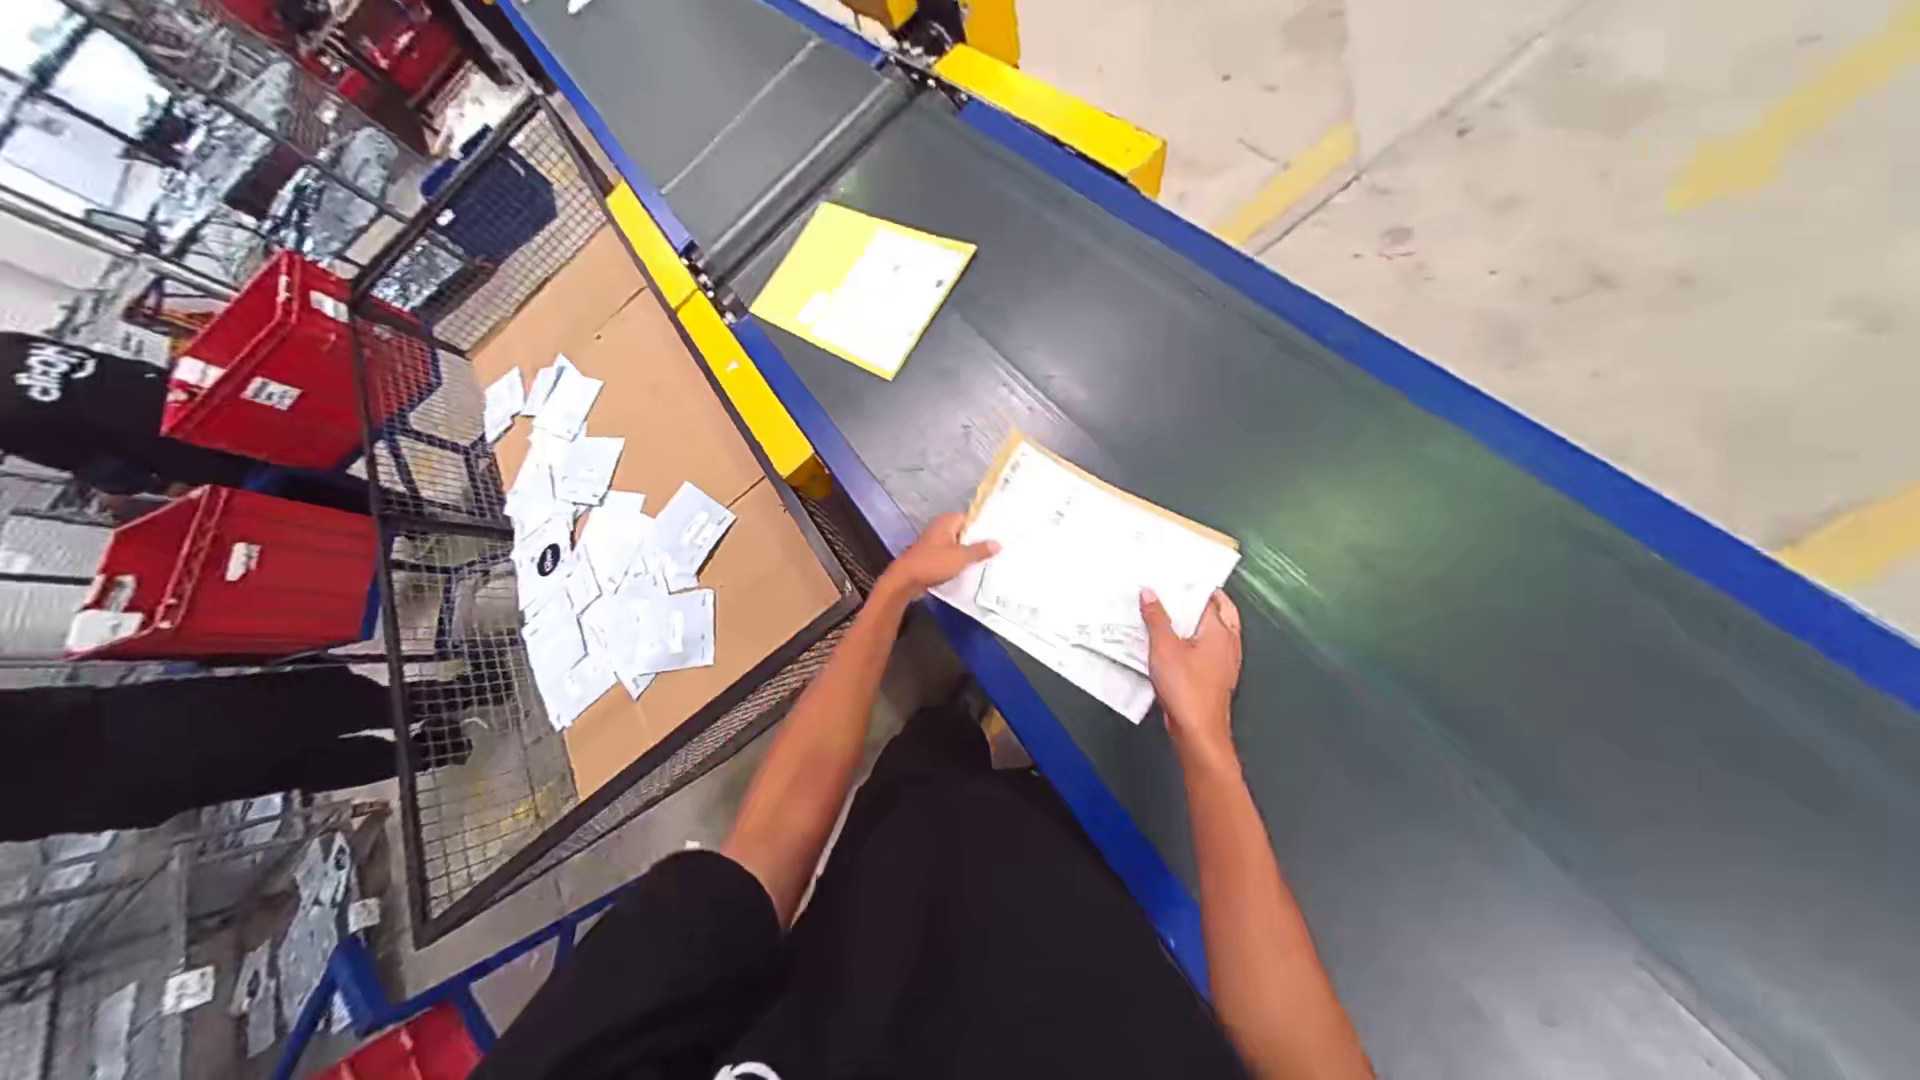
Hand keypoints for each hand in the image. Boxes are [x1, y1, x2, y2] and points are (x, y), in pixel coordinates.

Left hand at [880, 512, 998, 598]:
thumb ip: (980, 550)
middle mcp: (940, 527)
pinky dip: (958, 561)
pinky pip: (950, 555)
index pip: (971, 518)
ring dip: (968, 553)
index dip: (984, 527)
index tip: (999, 535)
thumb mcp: (961, 557)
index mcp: (947, 521)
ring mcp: (934, 542)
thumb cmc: (934, 563)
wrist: (906, 580)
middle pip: (965, 532)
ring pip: (957, 545)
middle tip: (998, 550)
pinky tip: (971, 569)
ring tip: (989, 560)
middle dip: (978, 541)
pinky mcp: (931, 555)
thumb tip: (998, 543)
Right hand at [1142, 588, 1242, 765]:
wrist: (1198, 730)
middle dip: (1201, 600)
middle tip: (1178, 593)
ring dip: (1198, 621)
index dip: (1192, 587)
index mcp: (1220, 630)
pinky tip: (1176, 645)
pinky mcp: (1217, 675)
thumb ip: (1156, 618)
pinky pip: (1209, 649)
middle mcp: (1228, 643)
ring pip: (1216, 630)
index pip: (1209, 598)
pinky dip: (1195, 640)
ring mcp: (1225, 661)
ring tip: (1173, 615)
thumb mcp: (1163, 648)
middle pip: (1220, 611)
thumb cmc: (1187, 691)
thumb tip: (1149, 595)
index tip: (1174, 580)